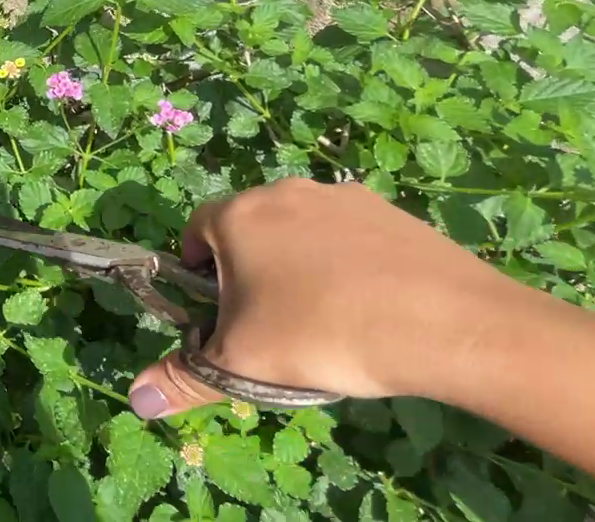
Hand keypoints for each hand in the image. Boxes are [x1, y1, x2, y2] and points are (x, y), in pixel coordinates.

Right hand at [130, 178, 518, 417]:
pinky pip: (348, 234)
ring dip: (300, 263)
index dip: (202, 277)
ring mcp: (336, 196)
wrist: (458, 328)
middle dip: (251, 270)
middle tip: (277, 322)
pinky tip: (374, 302)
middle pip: (246, 231)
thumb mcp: (244, 364)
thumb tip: (136, 401)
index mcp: (233, 215)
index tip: (227, 315)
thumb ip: (185, 379)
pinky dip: (349, 261)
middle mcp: (277, 192)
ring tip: (331, 317)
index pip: (193, 235)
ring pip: (298, 232)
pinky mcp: (388, 209)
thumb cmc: (326, 334)